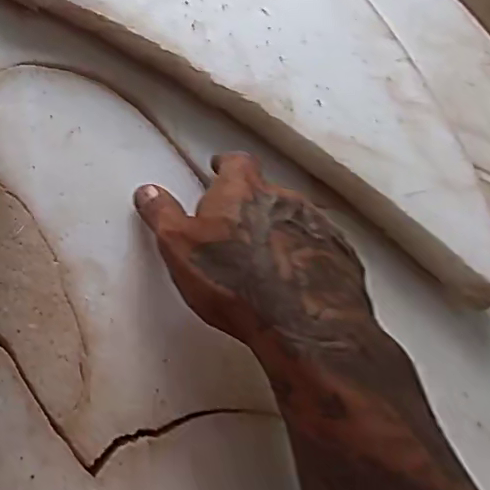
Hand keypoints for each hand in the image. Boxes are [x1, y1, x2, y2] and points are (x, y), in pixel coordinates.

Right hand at [133, 152, 374, 350]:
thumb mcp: (178, 246)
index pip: (236, 162)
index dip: (226, 165)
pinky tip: (291, 279)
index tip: (218, 167)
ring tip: (261, 257)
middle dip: (251, 203)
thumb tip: (148, 192)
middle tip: (233, 223)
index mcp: (242, 191)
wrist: (304, 327)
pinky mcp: (342, 260)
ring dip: (279, 231)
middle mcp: (285, 201)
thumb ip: (161, 213)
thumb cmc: (236, 283)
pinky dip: (305, 257)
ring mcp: (320, 229)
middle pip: (267, 191)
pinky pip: (319, 249)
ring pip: (295, 220)